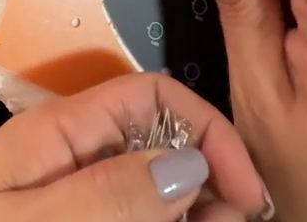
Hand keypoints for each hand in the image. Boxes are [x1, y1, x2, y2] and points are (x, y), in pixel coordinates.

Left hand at [0, 71, 268, 221]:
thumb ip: (107, 194)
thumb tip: (189, 162)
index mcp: (60, 131)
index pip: (151, 96)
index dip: (207, 131)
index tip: (247, 198)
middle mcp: (71, 154)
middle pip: (160, 145)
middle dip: (207, 182)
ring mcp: (71, 195)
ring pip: (150, 190)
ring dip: (188, 213)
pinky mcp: (69, 218)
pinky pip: (126, 213)